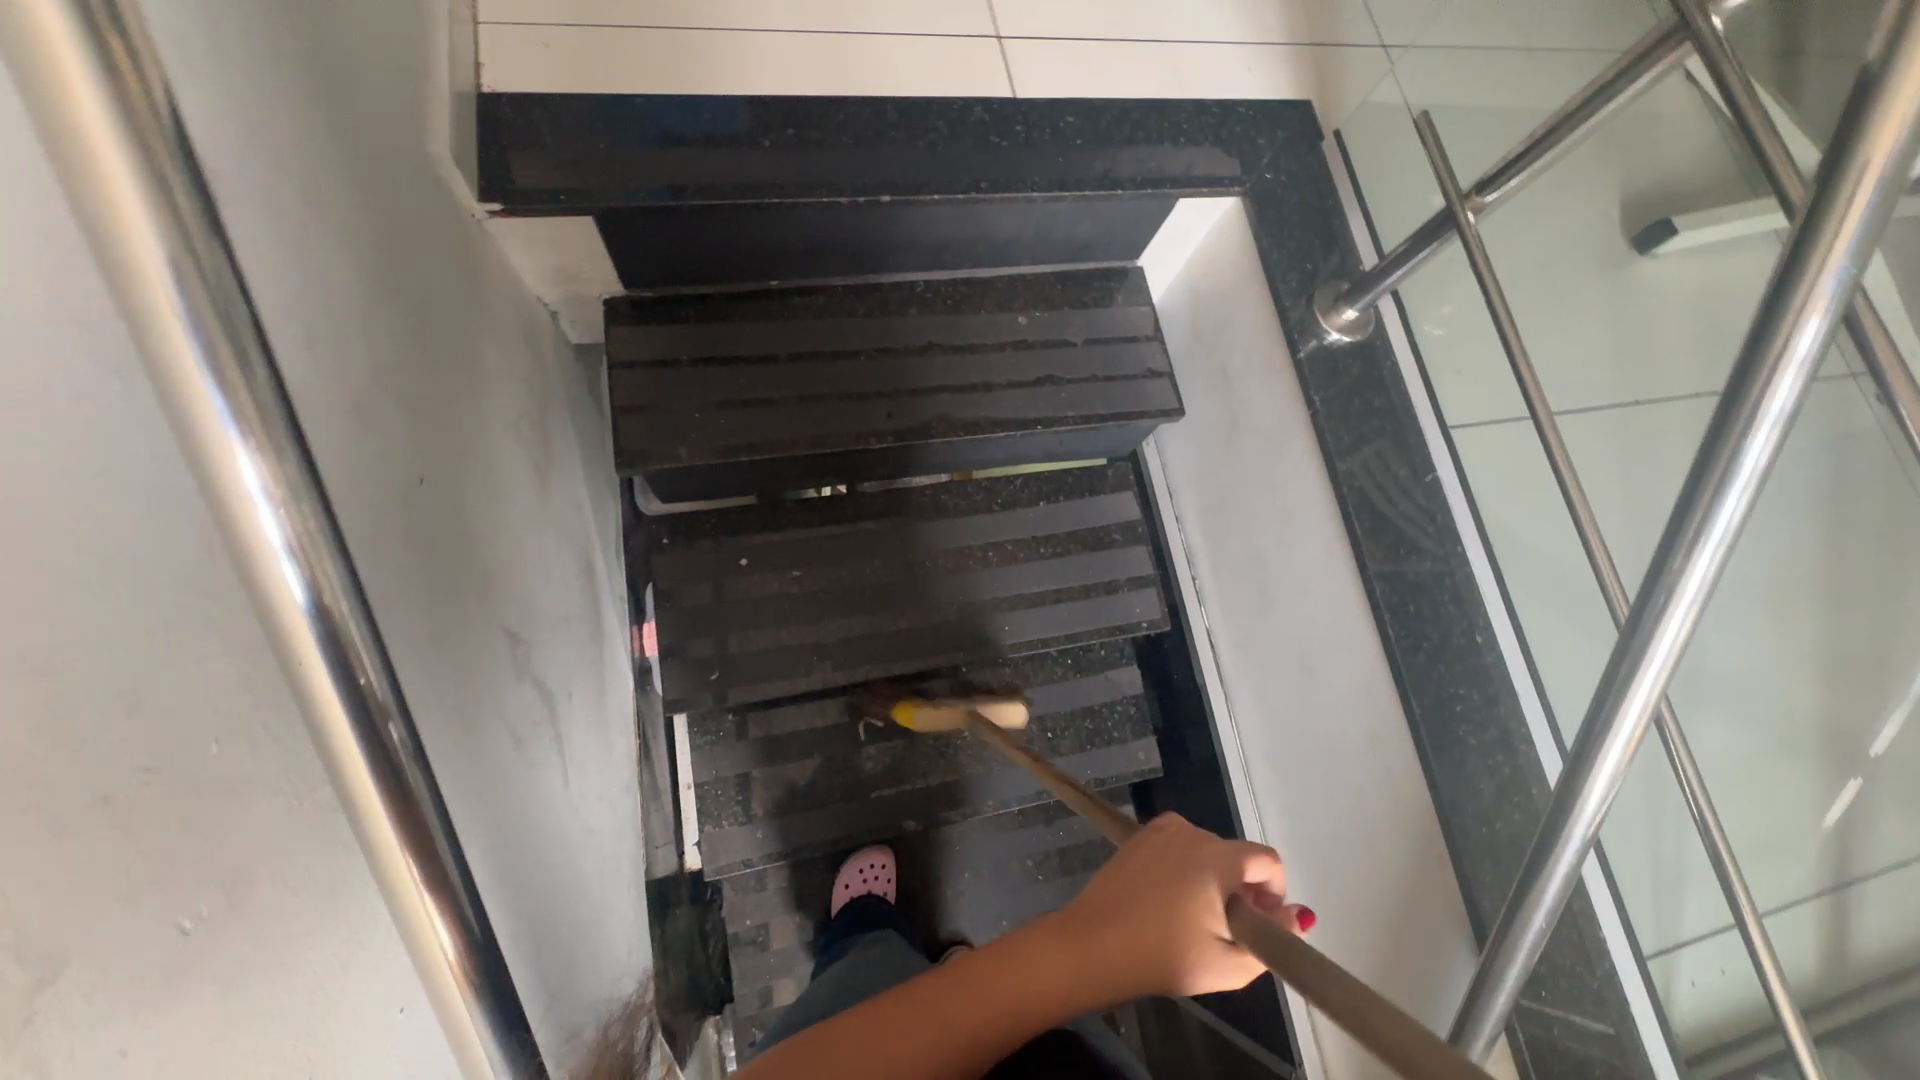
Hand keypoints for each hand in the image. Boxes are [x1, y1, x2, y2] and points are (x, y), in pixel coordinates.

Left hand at [1050, 813, 1309, 1000]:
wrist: (1095, 945)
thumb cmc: (1165, 955)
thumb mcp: (1230, 963)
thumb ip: (1273, 938)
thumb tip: (1298, 916)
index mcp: (1218, 856)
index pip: (1267, 860)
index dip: (1275, 891)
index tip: (1262, 922)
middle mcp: (1190, 832)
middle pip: (1234, 855)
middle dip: (1242, 888)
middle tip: (1227, 928)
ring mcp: (1159, 831)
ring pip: (1204, 851)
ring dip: (1211, 877)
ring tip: (1194, 918)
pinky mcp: (1136, 839)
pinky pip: (1176, 848)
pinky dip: (1183, 868)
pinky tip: (1168, 901)